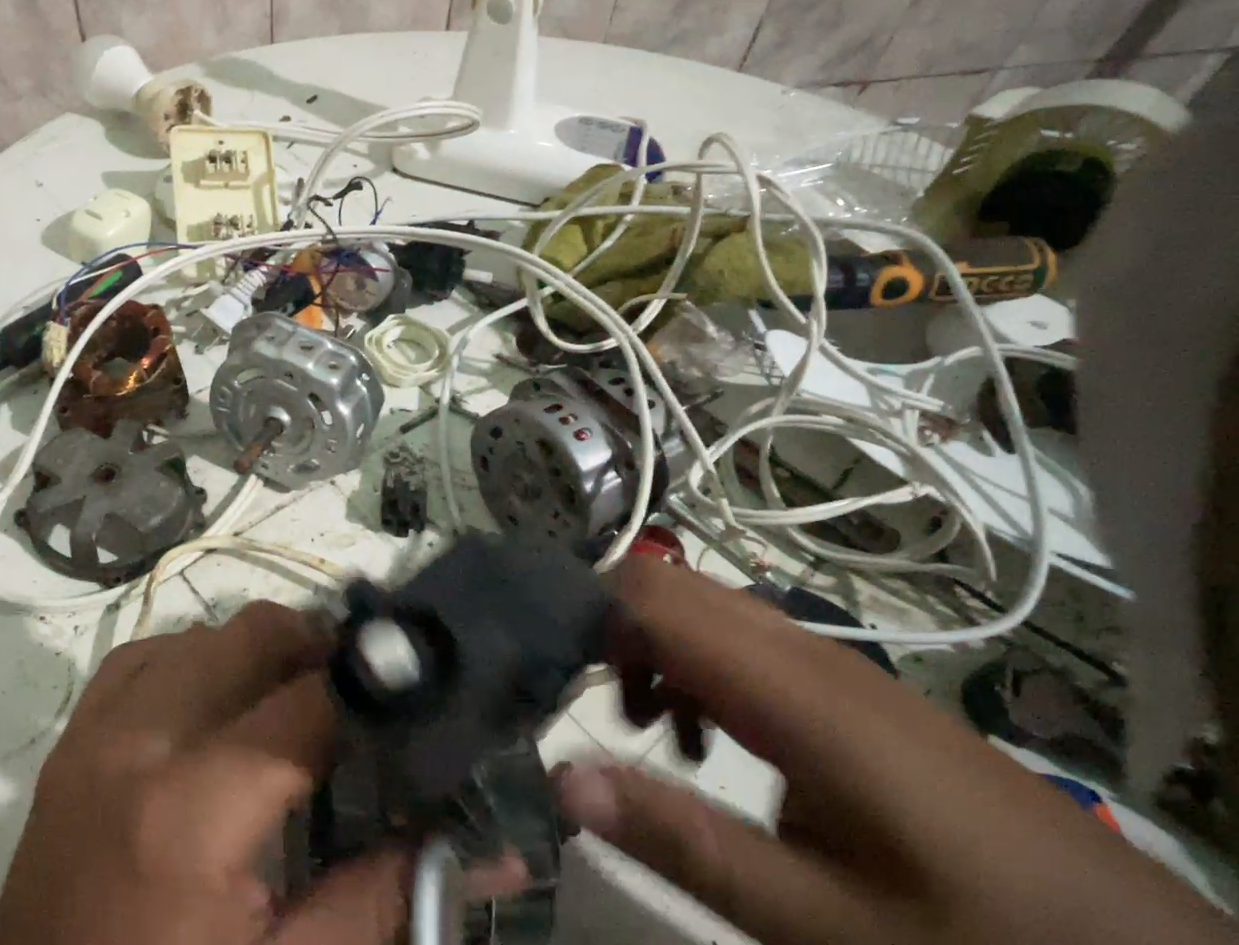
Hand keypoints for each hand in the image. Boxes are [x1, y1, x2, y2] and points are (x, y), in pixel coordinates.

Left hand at [0, 600, 523, 944]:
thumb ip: (382, 894)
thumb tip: (496, 852)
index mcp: (193, 810)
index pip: (310, 702)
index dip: (376, 689)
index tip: (418, 696)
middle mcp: (138, 743)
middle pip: (250, 636)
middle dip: (317, 652)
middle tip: (357, 705)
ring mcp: (92, 734)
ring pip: (196, 634)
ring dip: (254, 654)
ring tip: (290, 709)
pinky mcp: (69, 743)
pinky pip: (139, 659)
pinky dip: (189, 662)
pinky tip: (215, 708)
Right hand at [556, 556, 1235, 944]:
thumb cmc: (967, 933)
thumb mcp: (816, 920)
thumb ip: (683, 842)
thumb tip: (560, 777)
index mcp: (793, 689)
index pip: (654, 597)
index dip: (580, 612)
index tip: (534, 666)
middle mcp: (809, 653)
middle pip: (674, 590)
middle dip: (606, 630)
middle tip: (576, 703)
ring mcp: (838, 667)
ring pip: (709, 613)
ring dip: (651, 652)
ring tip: (641, 729)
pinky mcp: (854, 692)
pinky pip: (748, 645)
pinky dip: (697, 672)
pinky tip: (706, 742)